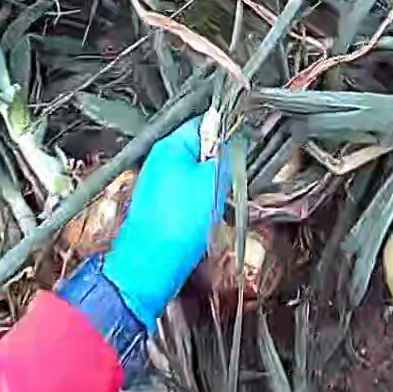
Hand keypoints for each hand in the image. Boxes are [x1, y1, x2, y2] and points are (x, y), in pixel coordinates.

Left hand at [102, 118, 228, 324]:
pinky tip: (206, 215)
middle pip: (203, 149)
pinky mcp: (160, 207)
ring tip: (218, 199)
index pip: (206, 122)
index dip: (229, 131)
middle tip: (232, 175)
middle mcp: (160, 161)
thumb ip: (229, 153)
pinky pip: (189, 194)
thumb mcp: (215, 179)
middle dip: (221, 162)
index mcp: (170, 146)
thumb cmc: (178, 223)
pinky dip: (201, 201)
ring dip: (213, 184)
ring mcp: (158, 185)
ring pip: (198, 173)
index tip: (243, 143)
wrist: (149, 269)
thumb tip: (238, 140)